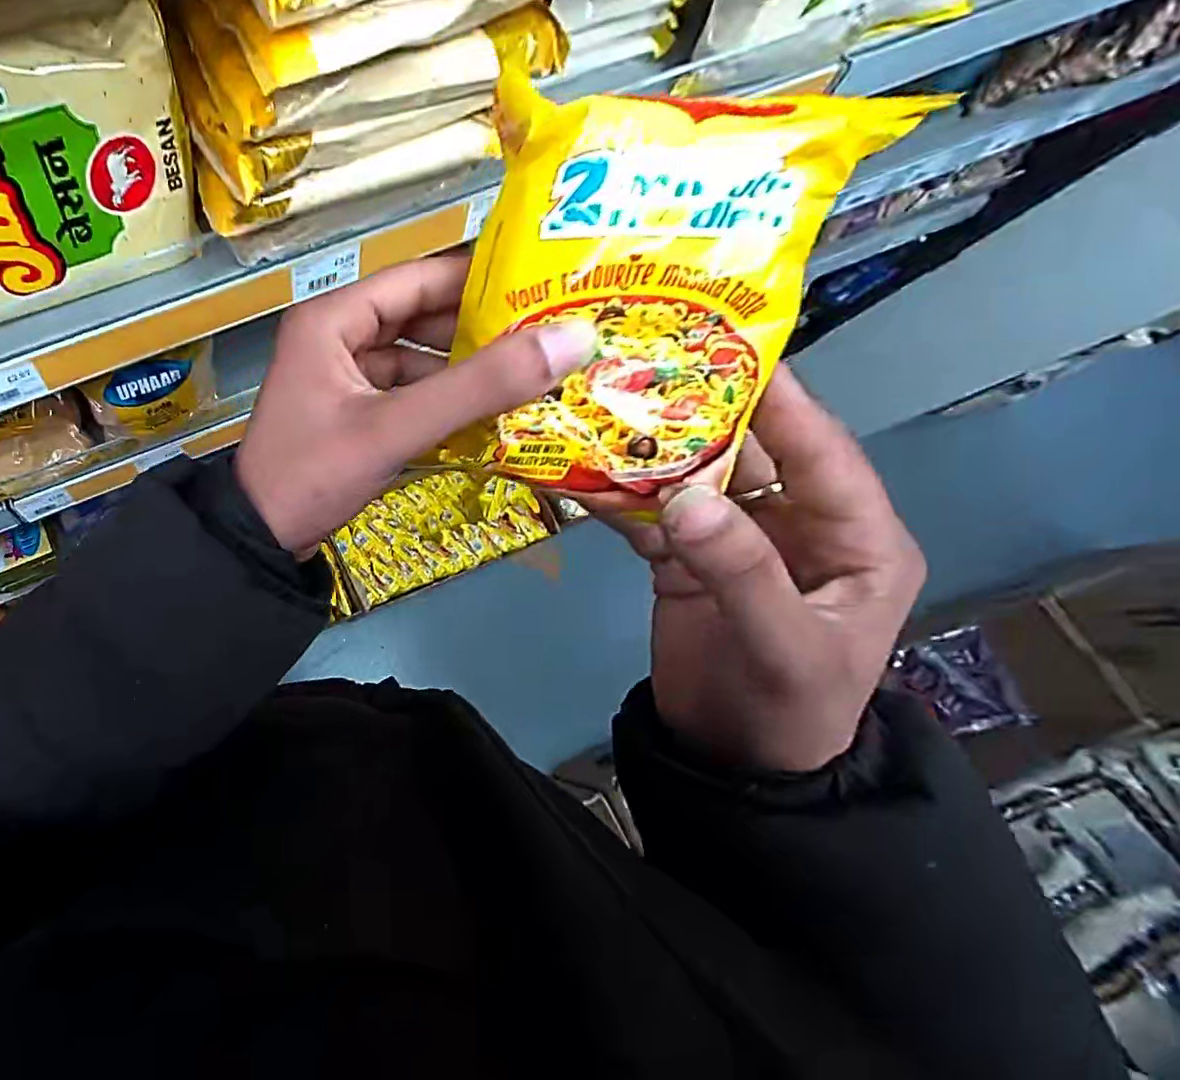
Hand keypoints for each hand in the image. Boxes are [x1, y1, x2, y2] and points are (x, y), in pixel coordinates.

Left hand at [234, 253, 594, 554]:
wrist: (260, 539)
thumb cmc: (313, 475)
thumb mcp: (393, 429)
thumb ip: (478, 387)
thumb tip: (575, 338)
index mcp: (332, 319)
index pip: (420, 277)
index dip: (484, 280)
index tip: (550, 289)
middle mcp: (334, 336)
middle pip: (419, 316)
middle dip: (480, 330)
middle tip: (552, 336)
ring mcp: (339, 375)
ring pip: (414, 357)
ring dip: (463, 369)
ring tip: (532, 376)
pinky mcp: (347, 410)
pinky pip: (403, 391)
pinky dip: (439, 400)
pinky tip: (485, 415)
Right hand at [597, 367, 925, 771]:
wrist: (731, 759)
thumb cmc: (786, 707)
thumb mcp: (781, 644)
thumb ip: (741, 570)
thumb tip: (684, 496)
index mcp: (852, 540)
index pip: (823, 456)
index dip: (784, 404)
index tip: (734, 351)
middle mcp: (793, 529)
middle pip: (746, 460)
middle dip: (698, 421)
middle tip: (645, 375)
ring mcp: (732, 544)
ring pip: (689, 485)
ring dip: (648, 458)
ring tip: (599, 419)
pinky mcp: (682, 563)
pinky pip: (649, 521)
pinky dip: (616, 503)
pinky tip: (579, 481)